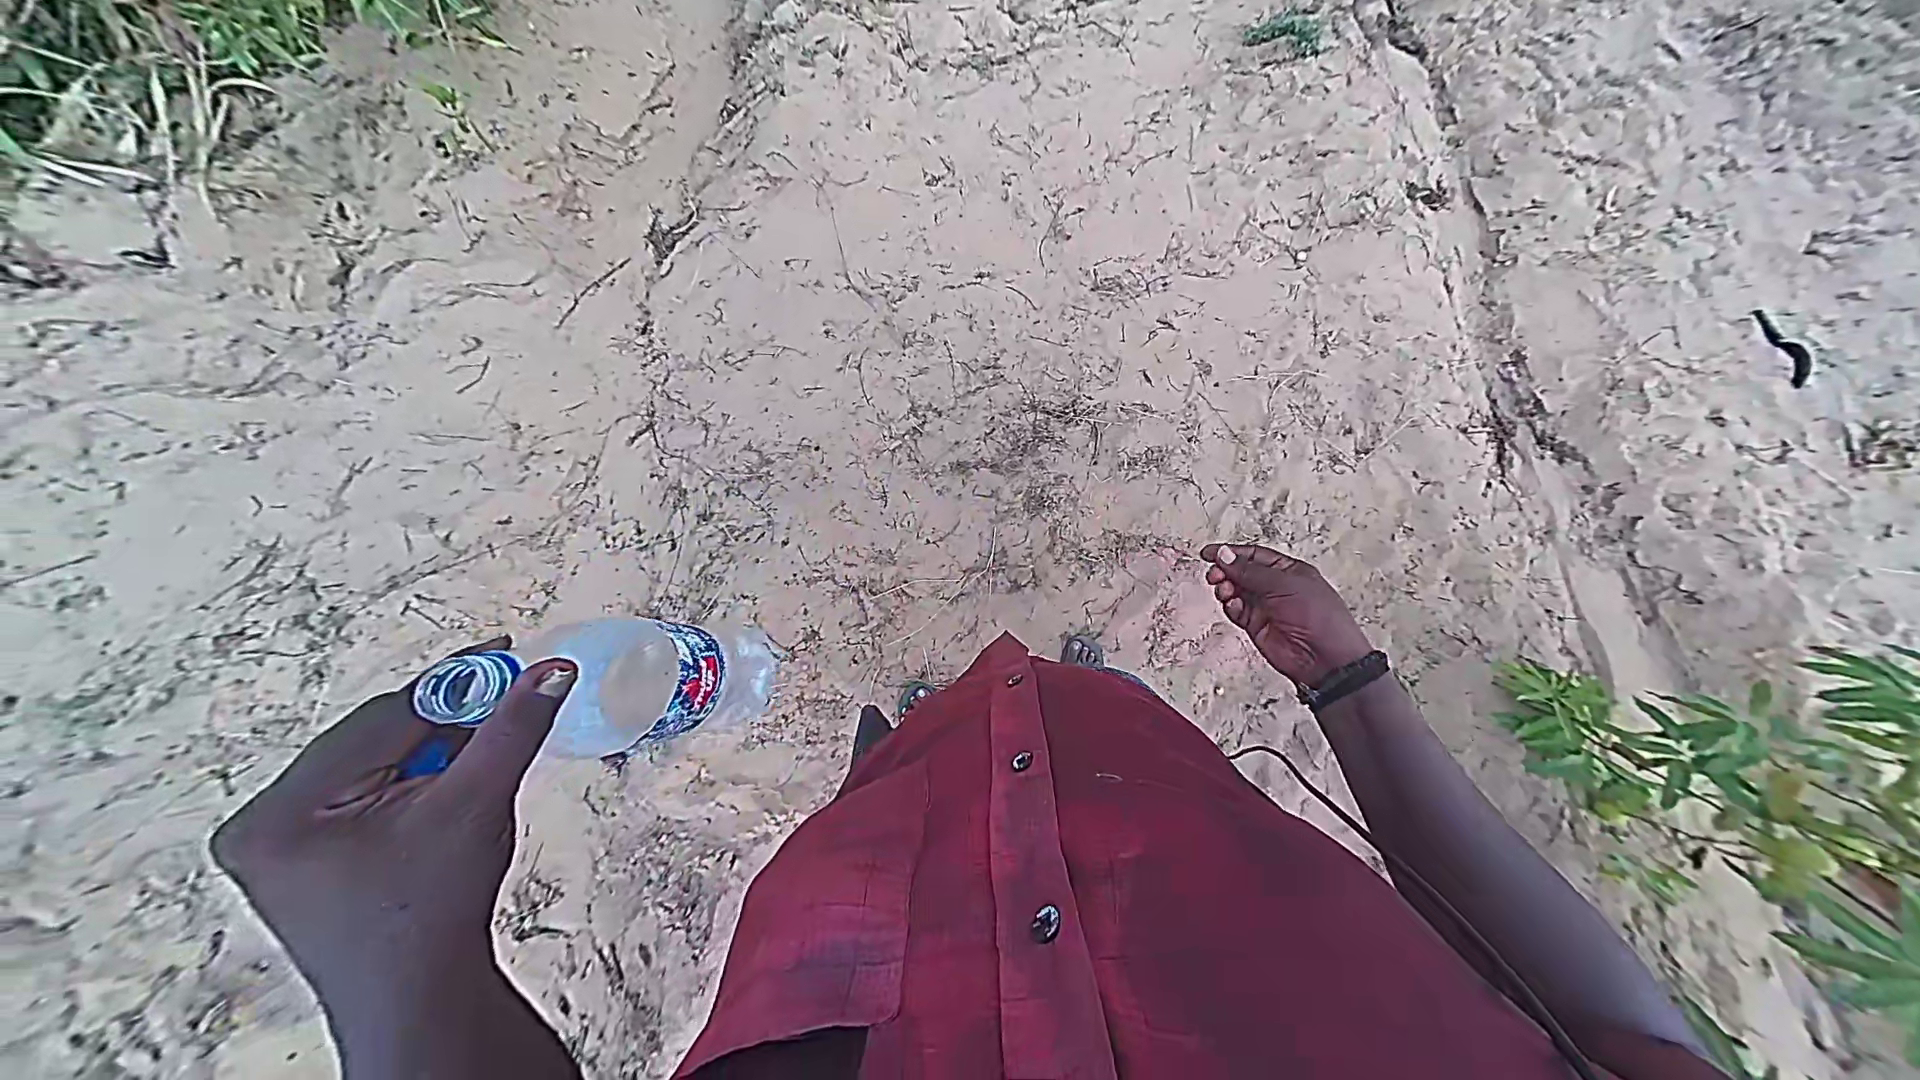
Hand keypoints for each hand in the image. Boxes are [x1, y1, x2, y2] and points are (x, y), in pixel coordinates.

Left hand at [210, 638, 575, 1031]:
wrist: (419, 990)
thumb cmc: (436, 906)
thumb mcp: (479, 802)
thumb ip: (515, 727)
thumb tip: (553, 670)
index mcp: (283, 811)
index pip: (386, 717)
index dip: (456, 681)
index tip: (509, 653)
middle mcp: (264, 820)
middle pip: (380, 735)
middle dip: (451, 717)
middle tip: (510, 698)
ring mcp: (280, 837)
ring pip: (380, 756)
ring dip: (440, 745)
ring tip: (484, 755)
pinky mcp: (307, 849)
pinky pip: (373, 783)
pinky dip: (423, 772)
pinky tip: (455, 782)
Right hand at [1201, 543, 1373, 686]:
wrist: (1324, 658)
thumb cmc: (1321, 619)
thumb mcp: (1284, 585)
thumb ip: (1250, 571)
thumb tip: (1226, 556)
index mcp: (1288, 571)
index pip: (1253, 555)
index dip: (1231, 553)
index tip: (1210, 553)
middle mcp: (1275, 587)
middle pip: (1240, 572)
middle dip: (1224, 571)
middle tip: (1215, 574)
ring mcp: (1265, 606)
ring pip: (1235, 591)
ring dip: (1225, 588)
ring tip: (1224, 591)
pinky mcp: (1256, 625)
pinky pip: (1236, 611)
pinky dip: (1231, 607)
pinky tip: (1234, 607)